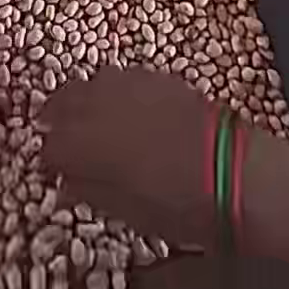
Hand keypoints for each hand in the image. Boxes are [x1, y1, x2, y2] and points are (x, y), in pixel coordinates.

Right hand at [40, 67, 237, 246]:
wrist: (240, 174)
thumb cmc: (184, 206)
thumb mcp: (131, 213)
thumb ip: (91, 192)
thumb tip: (66, 185)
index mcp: (89, 142)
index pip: (52, 144)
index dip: (48, 158)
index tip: (50, 168)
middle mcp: (100, 104)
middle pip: (63, 102)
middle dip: (54, 117)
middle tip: (53, 132)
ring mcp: (127, 84)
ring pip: (89, 84)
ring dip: (80, 99)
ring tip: (85, 116)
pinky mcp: (153, 76)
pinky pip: (120, 78)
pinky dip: (112, 90)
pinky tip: (121, 104)